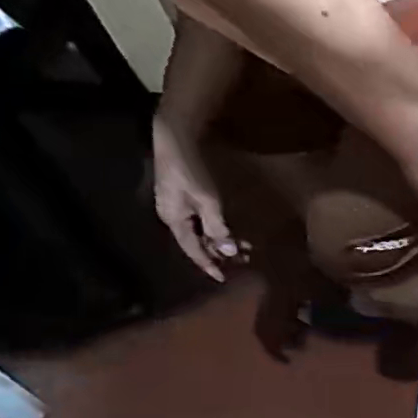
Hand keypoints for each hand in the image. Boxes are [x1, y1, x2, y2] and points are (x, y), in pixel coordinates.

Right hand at [152, 112, 242, 279]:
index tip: (223, 279)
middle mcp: (173, 217)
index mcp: (174, 220)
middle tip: (242, 265)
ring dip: (220, 243)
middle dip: (218, 255)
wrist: (174, 138)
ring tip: (244, 252)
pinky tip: (233, 234)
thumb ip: (217, 227)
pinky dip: (217, 231)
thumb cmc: (190, 170)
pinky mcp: (186, 199)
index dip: (209, 265)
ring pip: (201, 233)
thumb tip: (228, 252)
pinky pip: (202, 222)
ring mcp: (178, 207)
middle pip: (196, 243)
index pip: (192, 250)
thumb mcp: (207, 201)